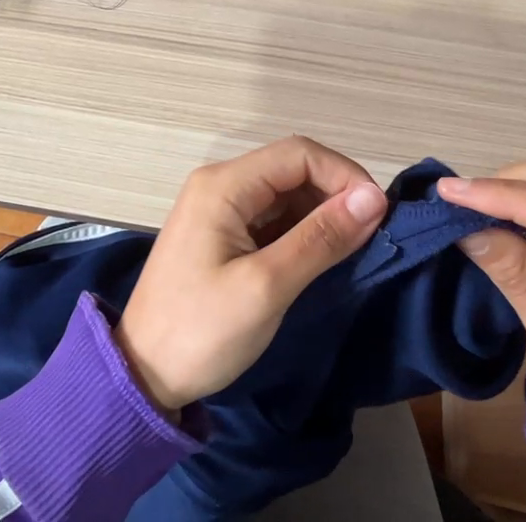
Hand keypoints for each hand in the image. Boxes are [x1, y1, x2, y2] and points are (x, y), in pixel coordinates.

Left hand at [116, 136, 388, 411]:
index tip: (381, 217)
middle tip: (374, 239)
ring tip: (356, 251)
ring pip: (287, 194)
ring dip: (323, 215)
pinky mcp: (224, 236)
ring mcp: (220, 210)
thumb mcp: (267, 286)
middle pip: (293, 169)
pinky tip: (325, 259)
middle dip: (337, 195)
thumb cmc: (202, 330)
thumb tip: (373, 198)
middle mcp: (220, 185)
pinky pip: (273, 218)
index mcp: (223, 185)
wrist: (145, 371)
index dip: (344, 176)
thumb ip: (320, 239)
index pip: (298, 154)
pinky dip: (303, 232)